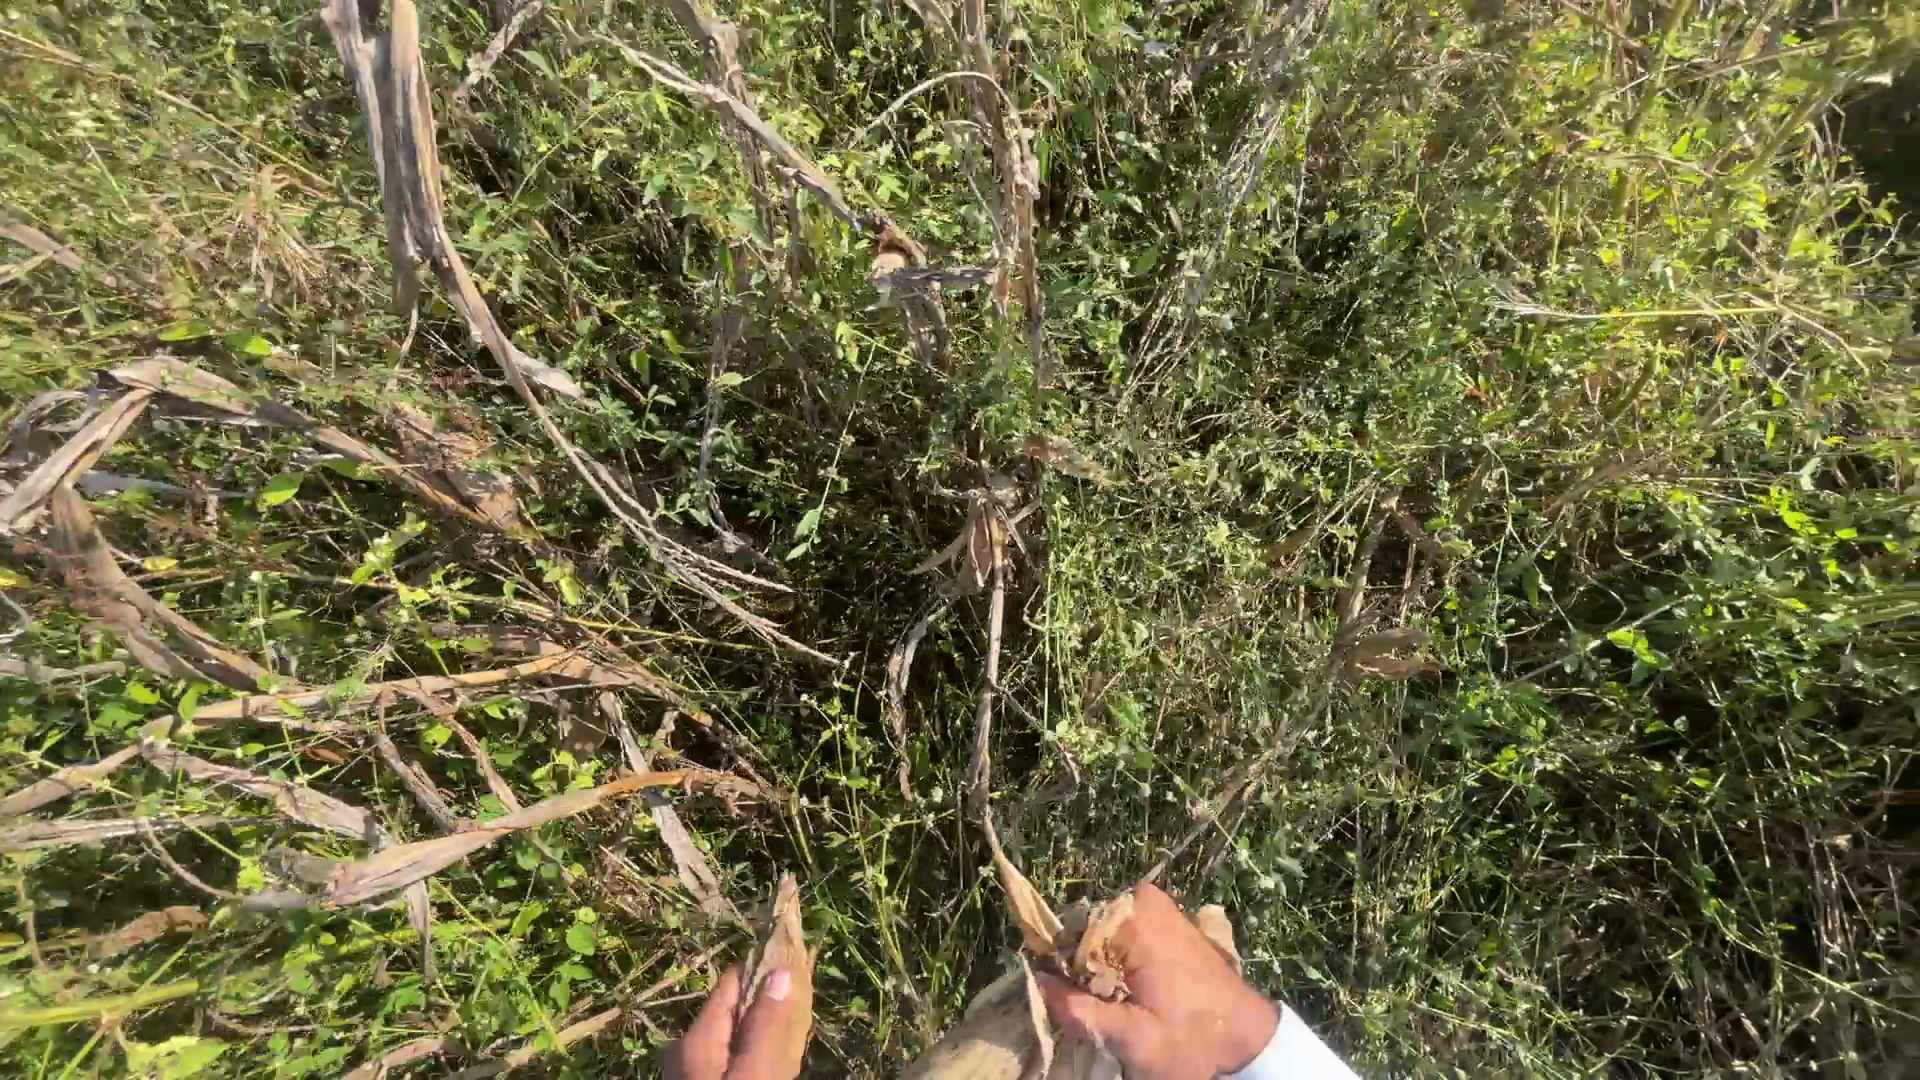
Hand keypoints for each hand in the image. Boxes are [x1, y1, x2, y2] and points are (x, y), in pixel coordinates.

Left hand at [662, 965, 804, 1079]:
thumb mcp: (752, 1072)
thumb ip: (766, 1024)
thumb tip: (781, 971)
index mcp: (695, 1036)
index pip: (733, 979)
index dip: (766, 969)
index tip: (798, 969)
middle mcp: (687, 1047)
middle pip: (735, 1007)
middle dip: (769, 1003)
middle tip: (801, 1007)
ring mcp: (691, 1070)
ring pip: (736, 1034)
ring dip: (765, 1031)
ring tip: (794, 1032)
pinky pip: (732, 1057)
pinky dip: (754, 1053)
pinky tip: (775, 1063)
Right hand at [1037, 881, 1276, 1079]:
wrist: (1249, 1039)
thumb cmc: (1192, 1040)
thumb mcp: (1133, 1039)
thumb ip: (1080, 1011)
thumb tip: (1038, 981)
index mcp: (1132, 920)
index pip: (1071, 933)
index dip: (1066, 968)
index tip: (1076, 999)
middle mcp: (1141, 897)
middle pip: (1087, 926)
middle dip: (1085, 963)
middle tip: (1105, 1001)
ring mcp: (1156, 901)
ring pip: (1104, 926)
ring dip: (1103, 958)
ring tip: (1122, 996)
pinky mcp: (1167, 912)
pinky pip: (1124, 924)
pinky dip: (1121, 950)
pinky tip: (1136, 983)